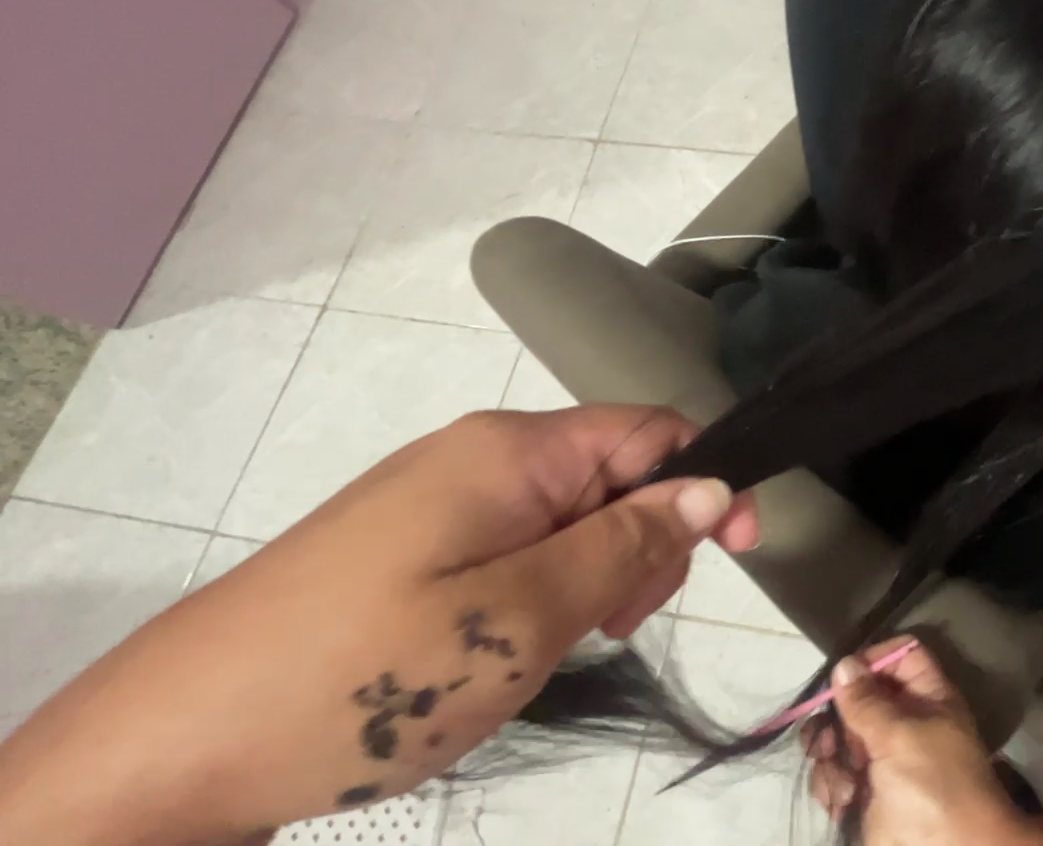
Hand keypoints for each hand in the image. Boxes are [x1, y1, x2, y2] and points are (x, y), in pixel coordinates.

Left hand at [0, 406, 754, 845]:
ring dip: (602, 567)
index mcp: (516, 451)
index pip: (653, 429)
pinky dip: (552, 583)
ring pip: (575, 510)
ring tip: (569, 639)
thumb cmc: (366, 677)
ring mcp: (447, 497)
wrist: (164, 751)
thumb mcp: (523, 616)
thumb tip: (711, 487)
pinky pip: (524, 540)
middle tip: (618, 622)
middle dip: (650, 537)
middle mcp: (485, 455)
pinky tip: (522, 638)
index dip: (709, 478)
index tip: (739, 548)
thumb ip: (627, 544)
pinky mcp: (419, 540)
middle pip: (618, 470)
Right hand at [805, 638, 1035, 845]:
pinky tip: (841, 799)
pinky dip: (832, 784)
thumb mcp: (901, 736)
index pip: (901, 657)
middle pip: (861, 698)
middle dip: (839, 716)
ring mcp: (885, 761)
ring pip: (842, 737)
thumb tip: (844, 664)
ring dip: (831, 754)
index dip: (874, 658)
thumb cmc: (934, 787)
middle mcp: (906, 724)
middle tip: (829, 736)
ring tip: (843, 778)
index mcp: (928, 699)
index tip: (844, 675)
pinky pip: (836, 774)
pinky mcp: (866, 795)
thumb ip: (867, 701)